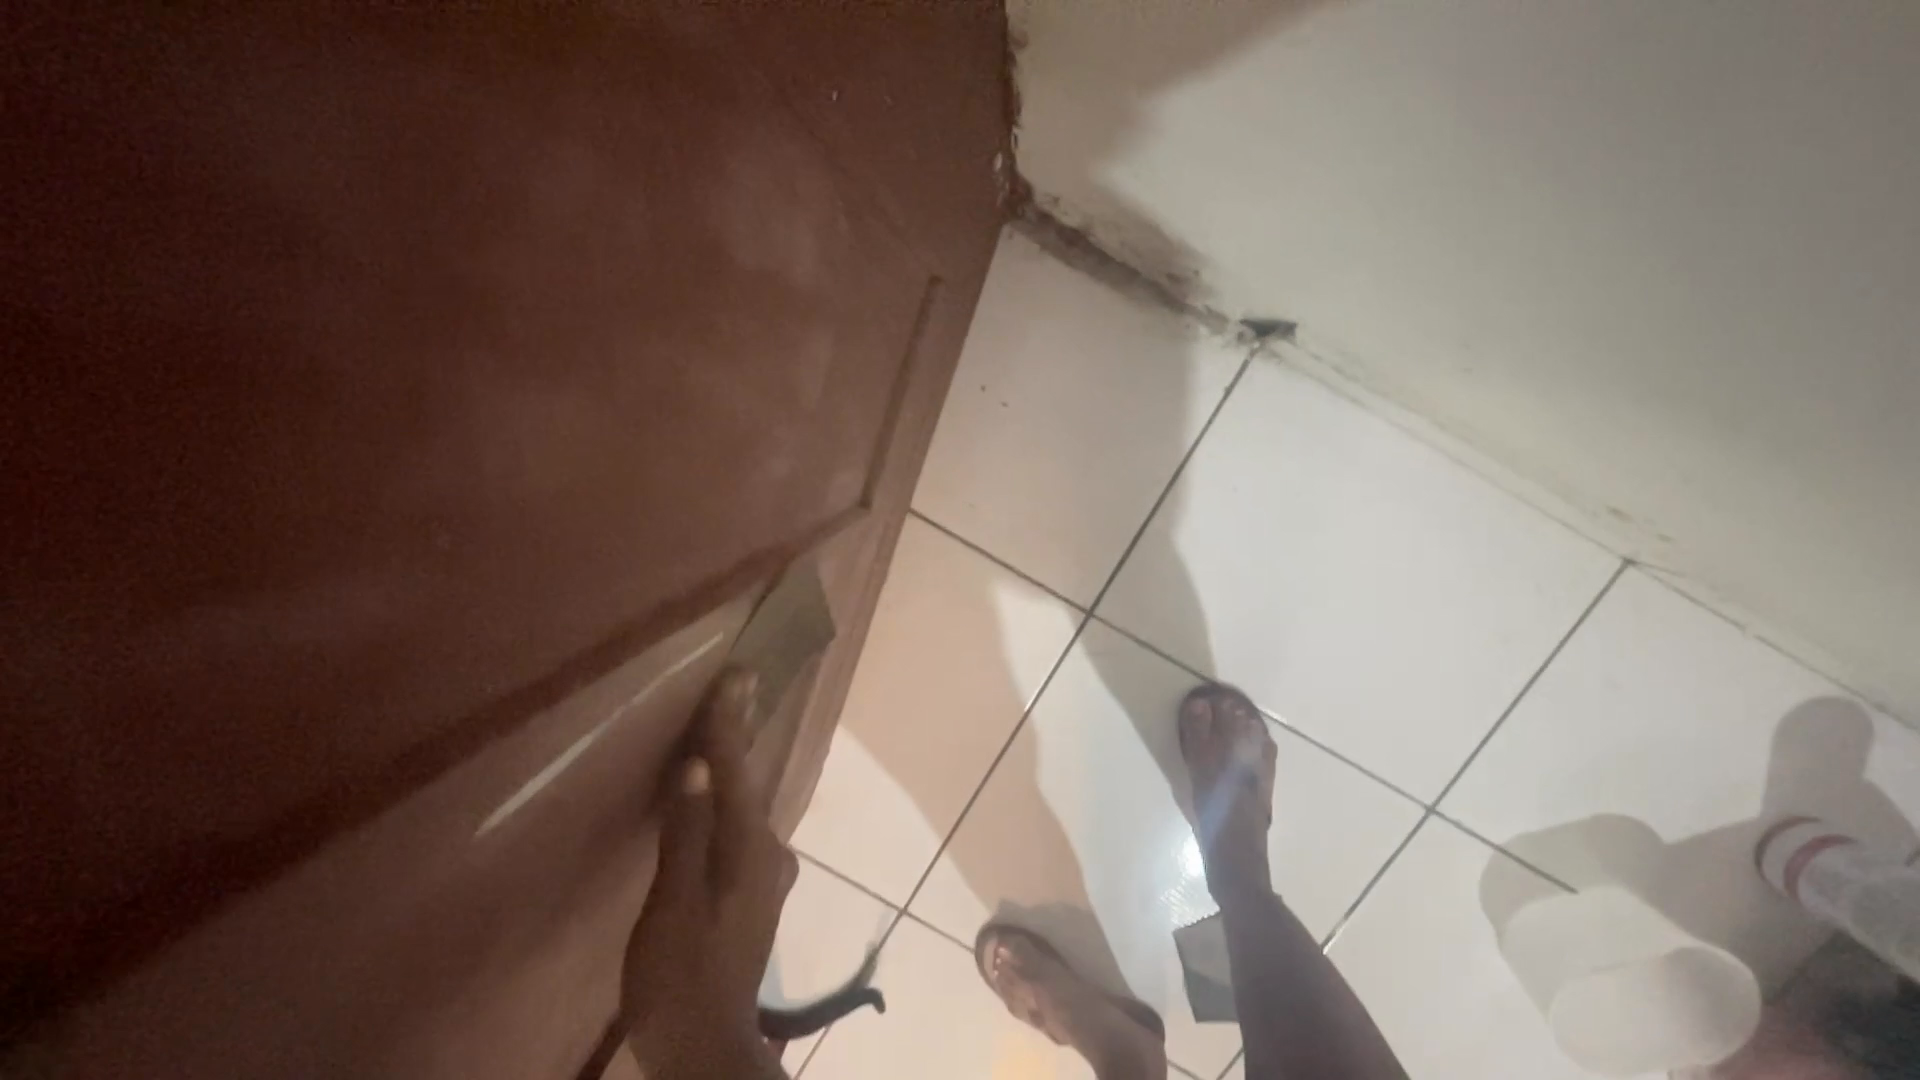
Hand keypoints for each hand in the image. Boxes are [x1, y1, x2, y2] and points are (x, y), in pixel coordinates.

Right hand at [621, 668, 797, 1076]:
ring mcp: (766, 874)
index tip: (737, 674)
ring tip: (724, 727)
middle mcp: (769, 853)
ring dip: (736, 767)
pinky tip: (718, 796)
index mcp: (750, 850)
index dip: (730, 723)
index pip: (737, 772)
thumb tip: (701, 765)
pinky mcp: (754, 892)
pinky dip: (730, 800)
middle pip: (749, 784)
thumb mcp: (673, 908)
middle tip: (736, 687)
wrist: (708, 1049)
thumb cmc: (681, 978)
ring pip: (748, 806)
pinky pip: (742, 828)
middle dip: (739, 736)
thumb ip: (688, 834)